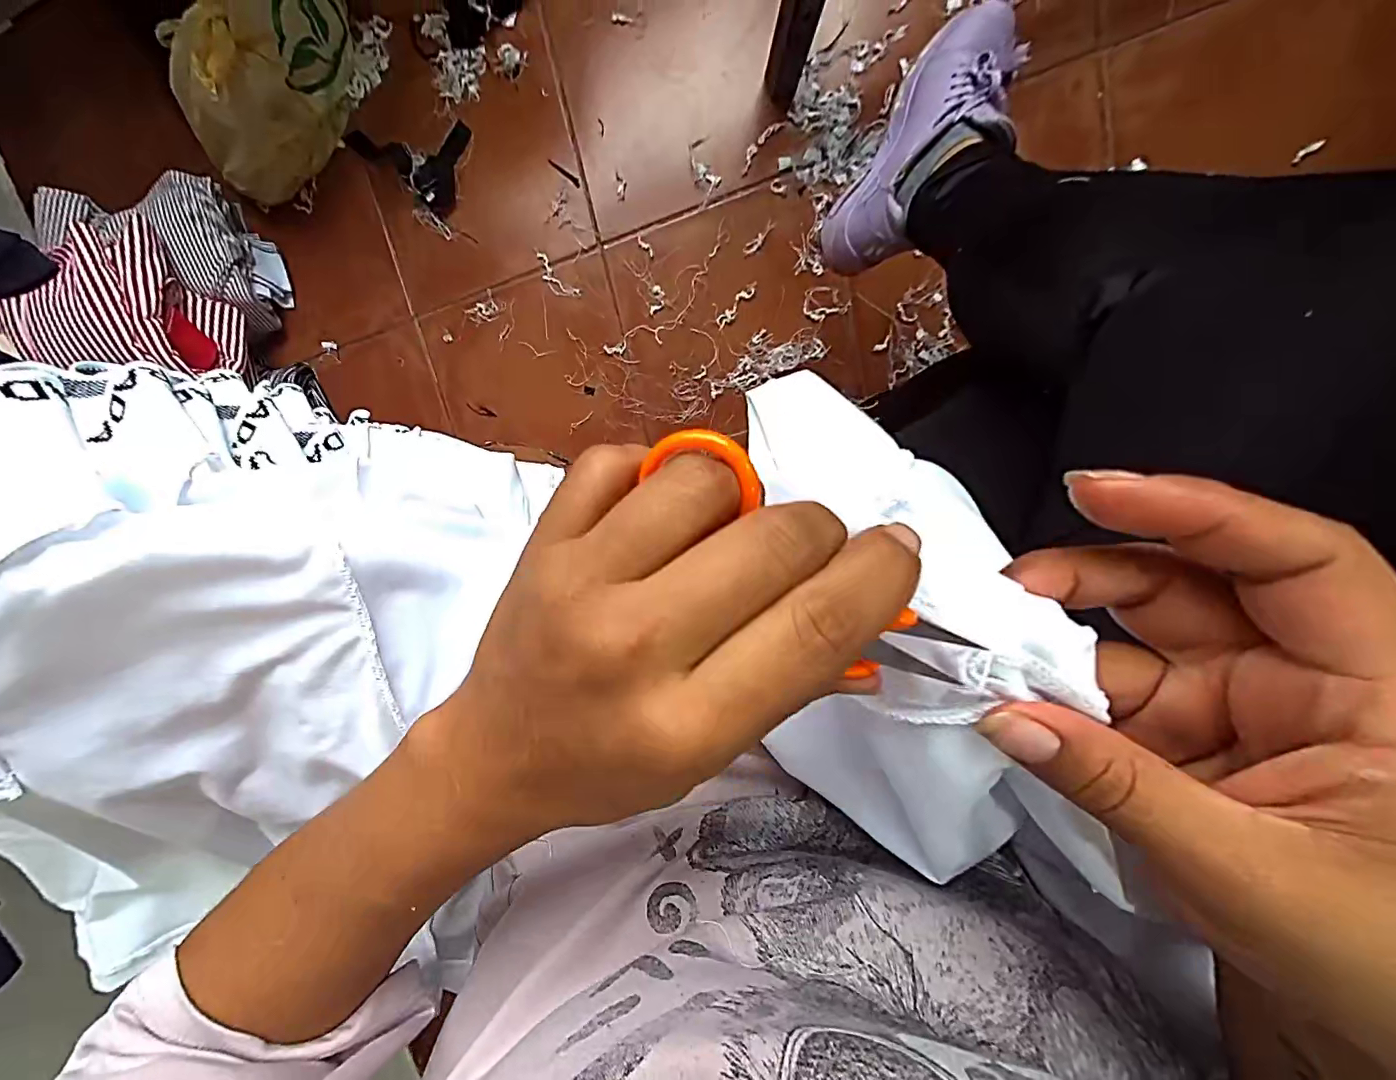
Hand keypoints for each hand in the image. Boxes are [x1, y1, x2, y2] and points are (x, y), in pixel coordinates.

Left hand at [420, 443, 920, 838]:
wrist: (497, 752)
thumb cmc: (614, 766)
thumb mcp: (716, 751)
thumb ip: (799, 677)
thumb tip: (878, 606)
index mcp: (685, 723)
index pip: (813, 625)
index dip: (877, 574)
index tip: (899, 548)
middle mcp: (630, 646)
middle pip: (775, 539)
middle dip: (820, 530)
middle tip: (810, 548)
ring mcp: (575, 581)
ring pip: (705, 478)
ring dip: (743, 494)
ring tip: (727, 530)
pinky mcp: (541, 539)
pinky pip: (623, 458)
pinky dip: (662, 471)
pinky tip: (662, 514)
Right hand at [977, 472, 1395, 1079]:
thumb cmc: (1395, 970)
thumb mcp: (1249, 877)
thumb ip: (1115, 787)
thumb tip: (1006, 718)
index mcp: (1383, 690)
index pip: (1298, 559)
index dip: (1199, 511)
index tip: (1101, 490)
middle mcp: (1307, 677)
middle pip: (1198, 584)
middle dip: (1100, 571)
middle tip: (1016, 579)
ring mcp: (1240, 705)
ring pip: (1142, 634)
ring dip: (1068, 631)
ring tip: (1001, 634)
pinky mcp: (1191, 737)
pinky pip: (1115, 694)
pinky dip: (1063, 690)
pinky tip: (1021, 694)